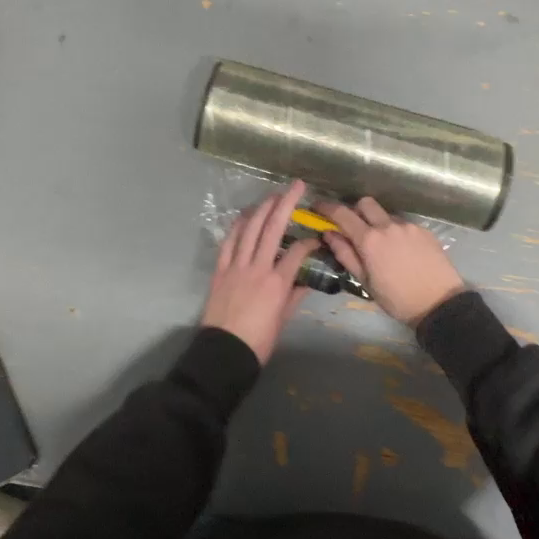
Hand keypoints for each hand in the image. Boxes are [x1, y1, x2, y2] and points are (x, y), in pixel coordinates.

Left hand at [202, 181, 320, 362]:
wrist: (225, 352)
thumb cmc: (259, 341)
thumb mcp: (283, 320)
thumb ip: (295, 296)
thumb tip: (306, 280)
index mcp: (277, 282)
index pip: (298, 252)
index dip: (310, 241)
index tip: (317, 238)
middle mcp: (258, 268)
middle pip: (273, 228)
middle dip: (285, 203)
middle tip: (295, 186)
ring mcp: (236, 266)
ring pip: (249, 229)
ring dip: (261, 208)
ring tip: (272, 196)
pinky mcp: (220, 270)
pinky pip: (229, 242)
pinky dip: (237, 226)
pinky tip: (245, 217)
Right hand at [314, 197, 464, 325]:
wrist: (439, 303)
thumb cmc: (397, 299)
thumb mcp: (365, 282)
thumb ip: (346, 255)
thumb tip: (329, 234)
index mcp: (369, 240)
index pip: (342, 214)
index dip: (327, 207)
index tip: (319, 206)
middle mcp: (387, 226)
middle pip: (365, 203)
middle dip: (355, 209)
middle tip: (352, 226)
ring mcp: (408, 226)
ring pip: (385, 214)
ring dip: (377, 222)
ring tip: (380, 243)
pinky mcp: (423, 230)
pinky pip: (403, 223)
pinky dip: (395, 231)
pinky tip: (400, 249)